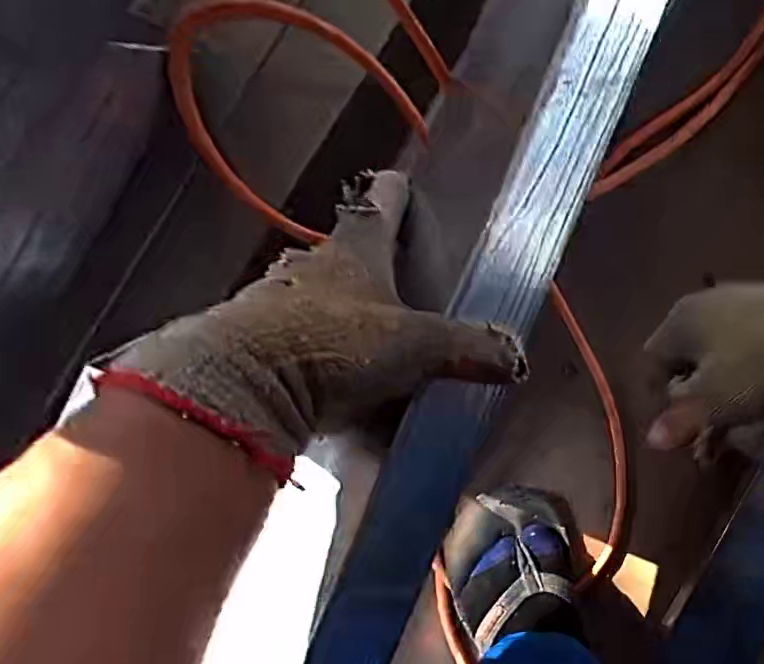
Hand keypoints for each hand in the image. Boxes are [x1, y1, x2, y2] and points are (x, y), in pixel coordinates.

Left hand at [104, 171, 522, 472]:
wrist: (249, 385)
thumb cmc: (336, 343)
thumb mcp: (418, 344)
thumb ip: (468, 348)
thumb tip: (514, 359)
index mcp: (354, 255)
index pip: (378, 211)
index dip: (393, 197)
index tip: (400, 179)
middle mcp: (314, 271)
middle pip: (347, 255)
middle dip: (370, 260)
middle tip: (397, 273)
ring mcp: (285, 308)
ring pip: (325, 297)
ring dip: (347, 308)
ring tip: (377, 330)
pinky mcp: (270, 348)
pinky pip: (312, 342)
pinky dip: (332, 350)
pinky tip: (349, 373)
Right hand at [642, 280, 763, 454]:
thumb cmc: (757, 367)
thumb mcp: (713, 402)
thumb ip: (680, 420)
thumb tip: (652, 438)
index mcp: (680, 319)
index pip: (653, 360)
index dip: (661, 398)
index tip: (680, 428)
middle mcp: (706, 302)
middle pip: (689, 359)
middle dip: (695, 401)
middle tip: (709, 438)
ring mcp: (746, 301)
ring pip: (722, 355)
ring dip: (724, 393)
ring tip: (738, 424)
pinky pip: (752, 348)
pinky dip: (750, 375)